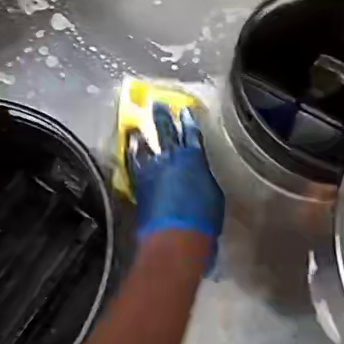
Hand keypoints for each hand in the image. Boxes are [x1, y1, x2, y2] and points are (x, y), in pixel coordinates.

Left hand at [127, 102, 223, 244]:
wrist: (174, 238)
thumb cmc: (203, 220)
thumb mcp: (213, 195)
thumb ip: (203, 179)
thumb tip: (197, 176)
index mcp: (194, 160)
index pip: (192, 135)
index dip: (188, 122)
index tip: (185, 111)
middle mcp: (171, 159)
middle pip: (165, 133)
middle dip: (162, 118)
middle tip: (157, 105)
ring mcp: (151, 171)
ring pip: (145, 146)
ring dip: (141, 136)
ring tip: (137, 128)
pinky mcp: (138, 185)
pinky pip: (133, 164)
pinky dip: (132, 154)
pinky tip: (130, 150)